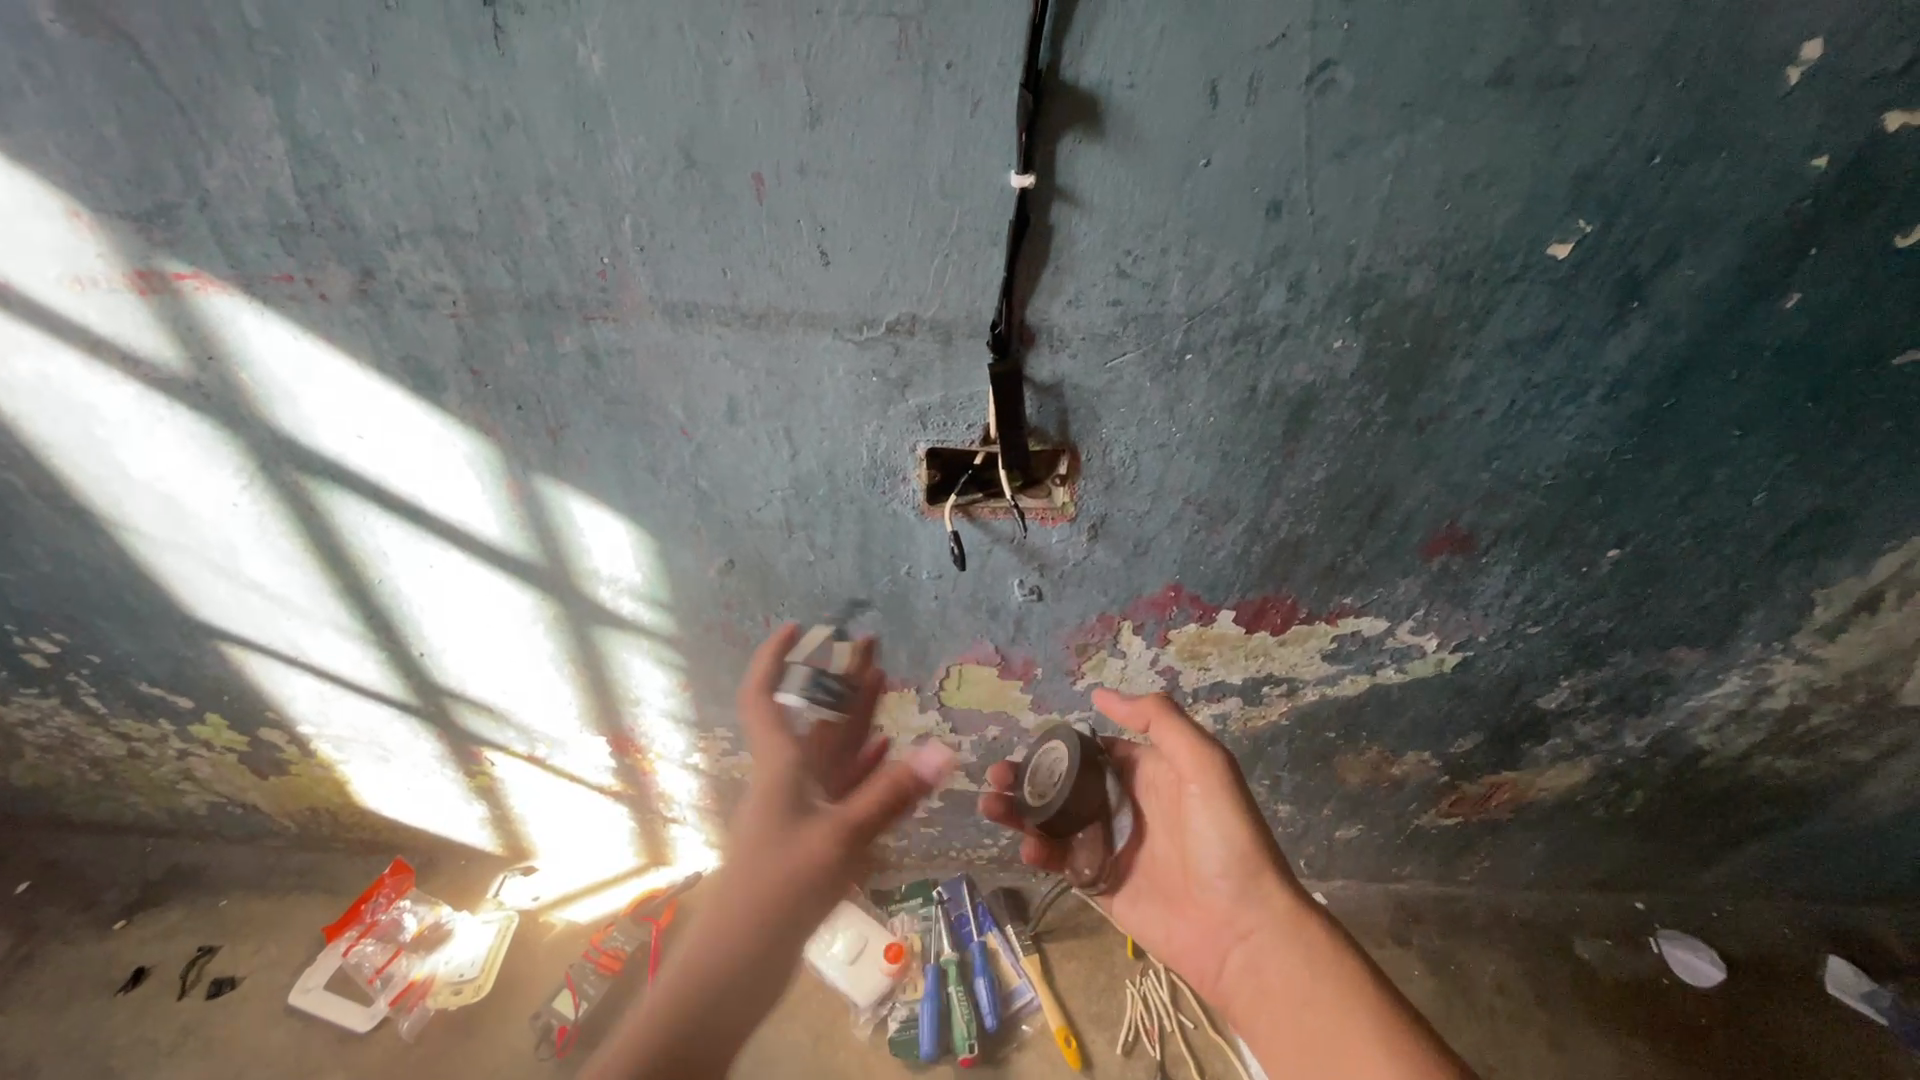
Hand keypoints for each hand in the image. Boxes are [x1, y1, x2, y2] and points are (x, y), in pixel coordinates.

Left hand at [719, 622, 958, 946]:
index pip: (764, 697)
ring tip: (884, 684)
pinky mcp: (811, 839)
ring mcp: (799, 810)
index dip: (774, 659)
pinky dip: (862, 766)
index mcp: (779, 766)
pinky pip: (840, 789)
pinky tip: (885, 751)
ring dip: (854, 718)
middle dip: (836, 679)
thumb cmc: (778, 890)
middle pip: (812, 717)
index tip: (797, 626)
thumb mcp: (839, 838)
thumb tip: (945, 752)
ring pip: (830, 751)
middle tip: (871, 648)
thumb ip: (891, 795)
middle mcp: (787, 779)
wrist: (738, 964)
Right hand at [979, 689, 1312, 1004]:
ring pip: (1054, 821)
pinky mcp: (1100, 885)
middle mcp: (1125, 805)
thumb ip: (1158, 720)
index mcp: (1148, 773)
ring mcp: (1109, 846)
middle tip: (995, 774)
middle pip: (1064, 784)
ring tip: (991, 803)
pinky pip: (1061, 862)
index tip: (1028, 740)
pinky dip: (1039, 851)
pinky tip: (1027, 845)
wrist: (1241, 929)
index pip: (1093, 750)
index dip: (1060, 744)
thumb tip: (1100, 694)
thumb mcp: (1205, 763)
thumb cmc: (1224, 837)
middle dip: (1028, 776)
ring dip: (1021, 811)